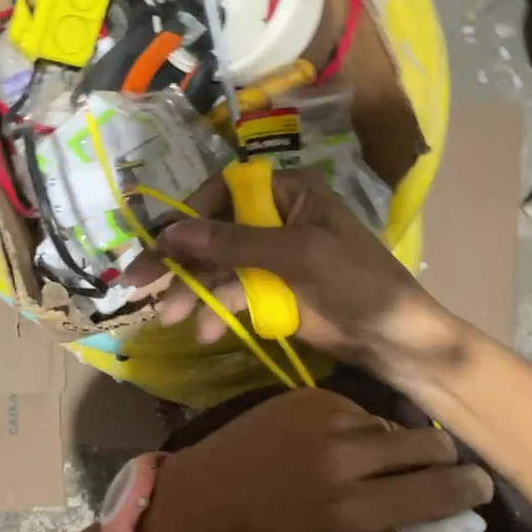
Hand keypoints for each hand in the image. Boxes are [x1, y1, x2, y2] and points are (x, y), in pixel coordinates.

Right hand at [125, 168, 458, 375]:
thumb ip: (235, 244)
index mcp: (288, 192)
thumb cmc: (359, 282)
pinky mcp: (268, 292)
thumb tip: (173, 233)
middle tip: (136, 282)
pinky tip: (203, 330)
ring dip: (191, 291)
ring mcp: (269, 257)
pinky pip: (229, 294)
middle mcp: (273, 218)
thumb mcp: (298, 255)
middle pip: (212, 231)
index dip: (190, 215)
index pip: (224, 191)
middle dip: (177, 259)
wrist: (395, 340)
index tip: (163, 242)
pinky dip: (214, 311)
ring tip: (170, 316)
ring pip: (215, 268)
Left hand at [141, 387, 493, 531]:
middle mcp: (342, 460)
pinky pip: (359, 410)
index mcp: (351, 511)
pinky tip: (338, 442)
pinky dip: (360, 427)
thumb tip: (444, 521)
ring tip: (374, 458)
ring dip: (396, 442)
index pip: (434, 492)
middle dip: (444, 457)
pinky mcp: (310, 396)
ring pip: (392, 424)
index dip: (468, 489)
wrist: (215, 486)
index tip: (481, 487)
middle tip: (441, 466)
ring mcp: (325, 420)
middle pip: (427, 444)